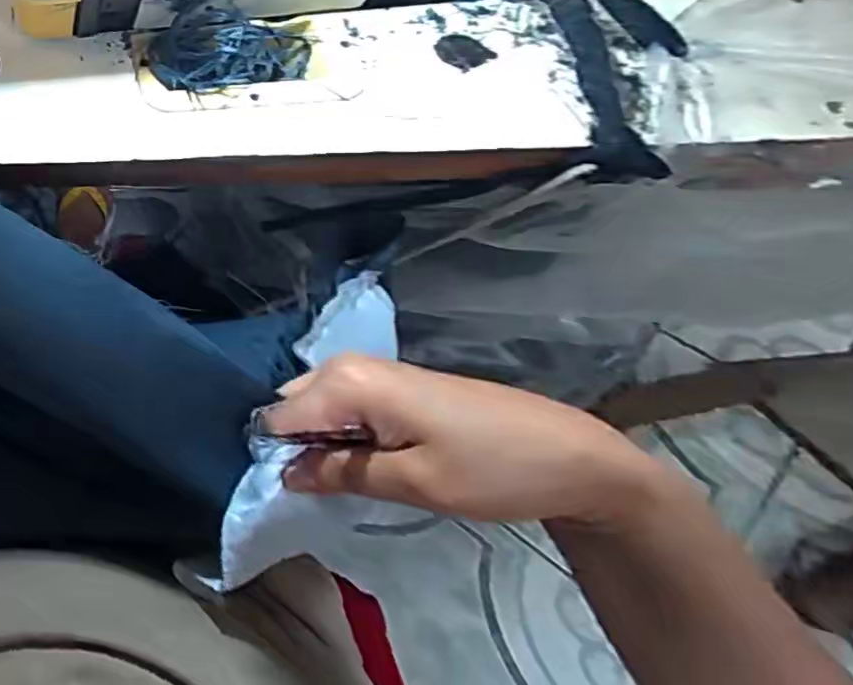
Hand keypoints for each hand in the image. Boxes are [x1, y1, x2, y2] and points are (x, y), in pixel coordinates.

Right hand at [264, 354, 677, 529]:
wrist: (574, 453)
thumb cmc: (492, 469)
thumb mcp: (415, 483)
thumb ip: (341, 474)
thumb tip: (285, 475)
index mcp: (345, 382)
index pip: (278, 417)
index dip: (282, 455)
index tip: (306, 488)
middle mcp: (344, 363)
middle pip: (291, 405)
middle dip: (300, 443)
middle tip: (337, 483)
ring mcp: (365, 367)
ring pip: (313, 403)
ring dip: (322, 438)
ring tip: (358, 472)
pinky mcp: (384, 377)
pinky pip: (338, 401)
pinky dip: (342, 429)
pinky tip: (373, 454)